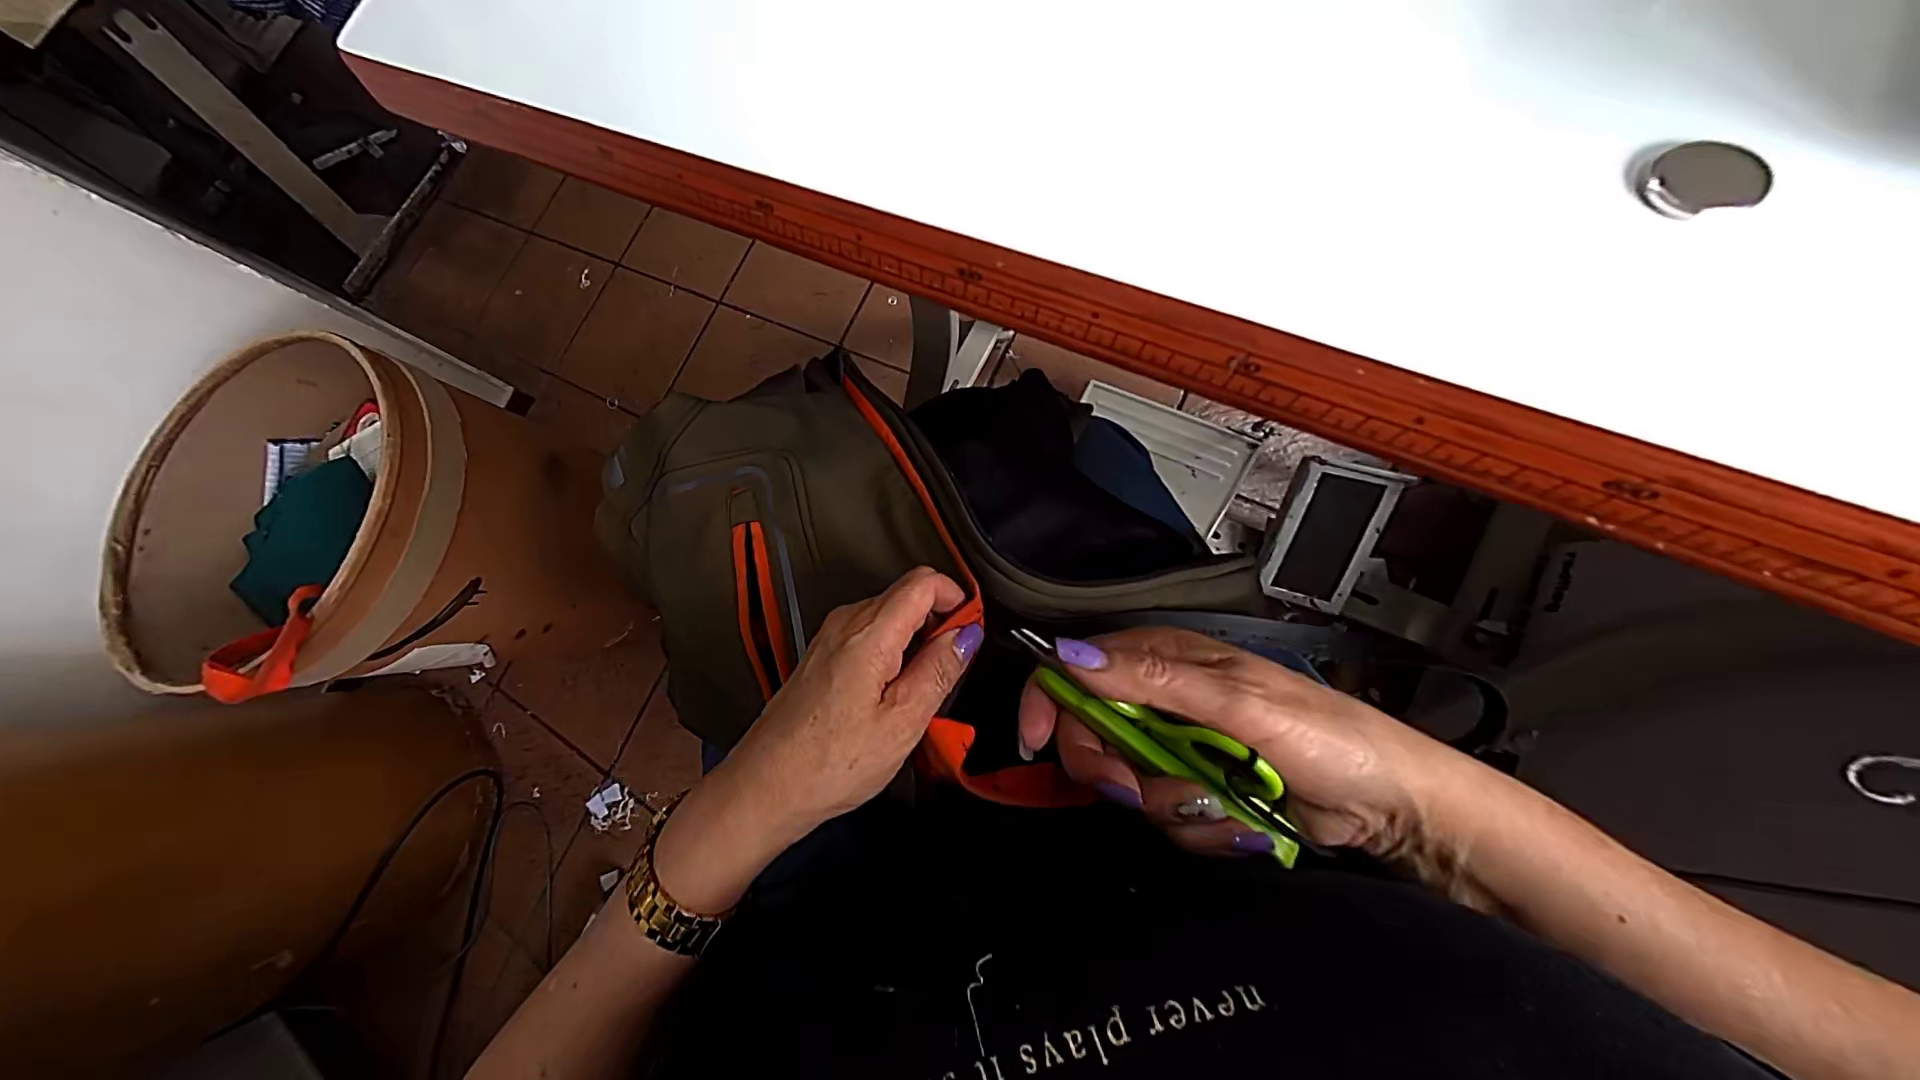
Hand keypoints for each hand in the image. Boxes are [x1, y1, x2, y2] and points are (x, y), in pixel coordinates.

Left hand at [654, 567, 981, 911]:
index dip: (958, 598)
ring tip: (924, 688)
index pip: (924, 582)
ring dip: (918, 637)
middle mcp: (845, 622)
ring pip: (891, 612)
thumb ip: (940, 669)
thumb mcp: (902, 721)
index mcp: (868, 633)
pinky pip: (870, 632)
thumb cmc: (827, 763)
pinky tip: (895, 691)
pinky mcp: (824, 653)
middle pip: (908, 594)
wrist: (765, 787)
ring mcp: (831, 636)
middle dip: (940, 620)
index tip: (972, 629)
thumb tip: (967, 635)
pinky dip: (895, 648)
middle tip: (954, 667)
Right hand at [1018, 626, 1463, 860]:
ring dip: (1168, 803)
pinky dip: (1197, 825)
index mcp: (1166, 659)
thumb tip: (1071, 653)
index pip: (1079, 668)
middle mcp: (1163, 698)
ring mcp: (1179, 746)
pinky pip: (1164, 815)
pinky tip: (1237, 815)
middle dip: (1112, 768)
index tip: (1037, 741)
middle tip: (1138, 787)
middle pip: (1091, 732)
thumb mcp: (1234, 701)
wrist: (1388, 803)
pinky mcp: (1196, 787)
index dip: (1050, 701)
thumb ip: (1149, 678)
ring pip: (1127, 781)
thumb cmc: (1327, 734)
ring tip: (1219, 799)